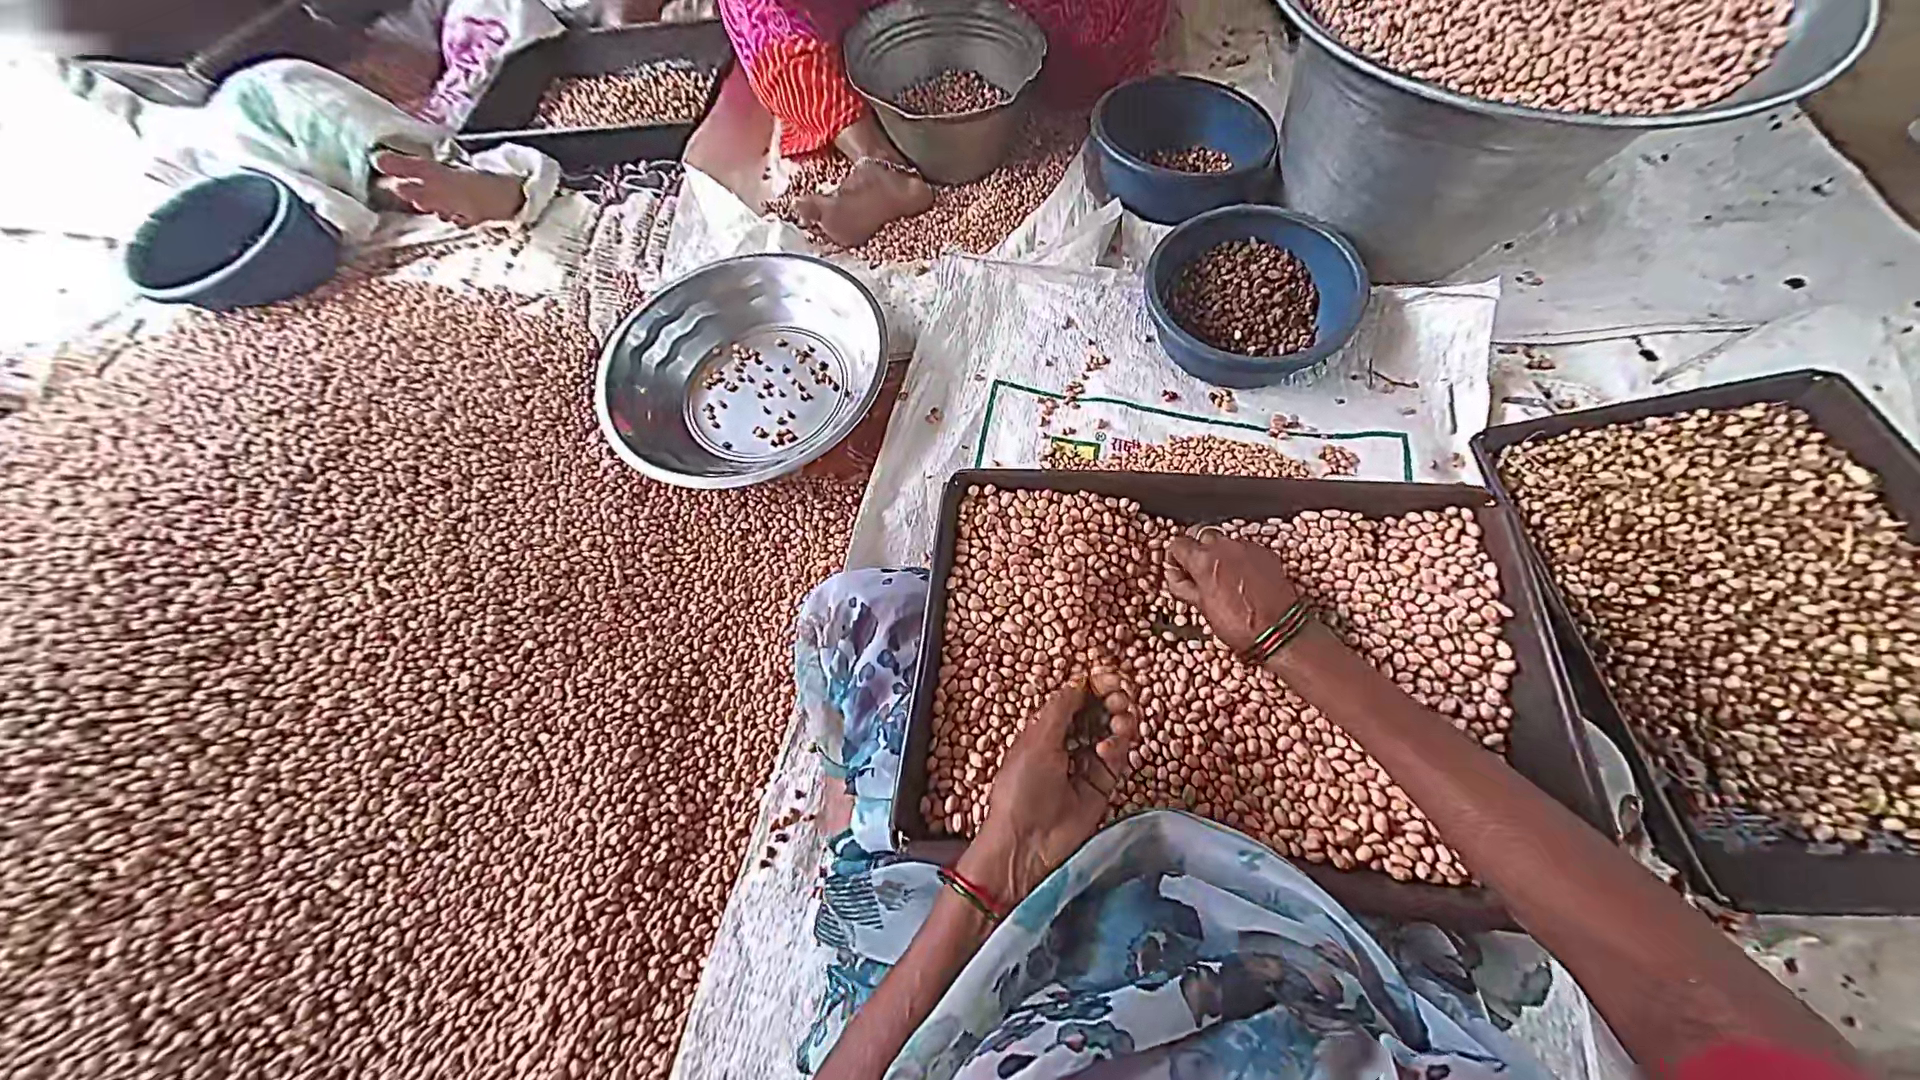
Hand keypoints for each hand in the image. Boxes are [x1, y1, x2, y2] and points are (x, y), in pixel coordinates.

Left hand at [960, 676, 1137, 903]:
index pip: (1076, 698)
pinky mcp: (1102, 784)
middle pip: (1098, 711)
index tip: (1110, 678)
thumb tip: (1079, 683)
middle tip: (1119, 697)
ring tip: (1121, 721)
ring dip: (1120, 719)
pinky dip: (1117, 746)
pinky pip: (1117, 757)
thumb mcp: (1037, 741)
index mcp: (1045, 728)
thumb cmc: (1021, 788)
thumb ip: (1061, 710)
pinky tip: (1108, 748)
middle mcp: (1067, 742)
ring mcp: (1086, 763)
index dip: (1094, 686)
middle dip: (1111, 699)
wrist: (1026, 843)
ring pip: (1112, 731)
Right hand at [1162, 528, 1304, 653]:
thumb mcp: (1201, 607)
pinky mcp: (1265, 553)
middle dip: (1197, 550)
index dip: (1175, 556)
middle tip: (1199, 571)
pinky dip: (1240, 558)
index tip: (1178, 567)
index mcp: (1202, 560)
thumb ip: (1182, 586)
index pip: (1178, 544)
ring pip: (1225, 541)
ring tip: (1223, 576)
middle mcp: (1224, 548)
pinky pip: (1246, 548)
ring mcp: (1247, 548)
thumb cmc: (1240, 624)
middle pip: (1201, 535)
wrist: (1279, 630)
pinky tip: (1242, 577)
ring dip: (1220, 553)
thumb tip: (1174, 575)